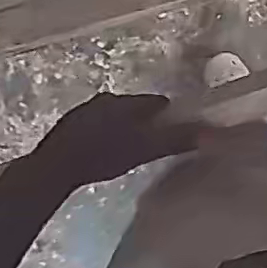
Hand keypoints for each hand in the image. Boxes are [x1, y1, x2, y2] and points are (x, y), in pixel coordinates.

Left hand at [27, 92, 200, 187]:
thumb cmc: (104, 155)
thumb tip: (212, 132)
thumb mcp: (146, 149)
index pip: (157, 102)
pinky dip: (107, 135)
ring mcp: (84, 111)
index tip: (177, 129)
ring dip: (125, 128)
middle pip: (136, 108)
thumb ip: (177, 140)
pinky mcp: (69, 126)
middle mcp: (105, 100)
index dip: (170, 115)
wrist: (54, 168)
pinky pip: (98, 125)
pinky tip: (106, 152)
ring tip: (132, 149)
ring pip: (115, 116)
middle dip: (147, 121)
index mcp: (126, 102)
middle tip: (155, 142)